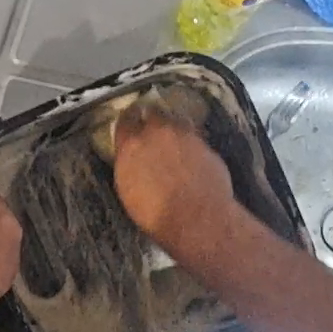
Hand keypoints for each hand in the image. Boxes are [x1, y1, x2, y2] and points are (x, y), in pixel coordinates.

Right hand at [113, 104, 238, 252]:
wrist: (197, 218)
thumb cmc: (155, 213)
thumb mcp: (128, 190)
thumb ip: (129, 165)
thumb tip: (133, 158)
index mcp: (132, 144)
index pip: (125, 120)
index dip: (127, 122)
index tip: (129, 125)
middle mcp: (159, 132)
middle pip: (153, 114)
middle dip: (151, 120)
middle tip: (152, 131)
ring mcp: (186, 136)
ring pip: (177, 122)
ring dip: (173, 129)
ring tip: (174, 142)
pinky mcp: (207, 145)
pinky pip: (196, 139)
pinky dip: (192, 145)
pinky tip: (192, 159)